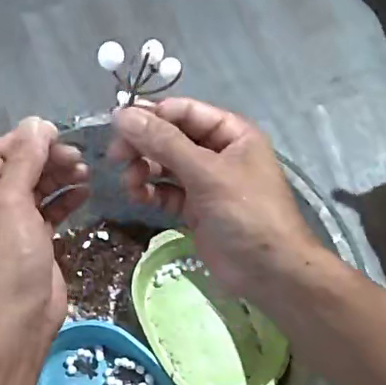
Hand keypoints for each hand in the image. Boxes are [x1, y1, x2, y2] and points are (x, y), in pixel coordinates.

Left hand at [0, 118, 88, 336]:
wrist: (21, 317)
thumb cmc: (10, 258)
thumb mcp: (12, 202)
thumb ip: (25, 160)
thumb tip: (37, 123)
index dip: (25, 140)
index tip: (57, 136)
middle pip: (20, 168)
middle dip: (47, 158)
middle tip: (76, 158)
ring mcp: (14, 226)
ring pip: (38, 189)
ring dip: (60, 177)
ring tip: (84, 173)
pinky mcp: (36, 242)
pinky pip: (50, 211)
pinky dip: (66, 199)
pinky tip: (84, 192)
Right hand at [108, 98, 322, 297]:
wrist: (269, 272)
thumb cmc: (246, 214)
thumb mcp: (206, 173)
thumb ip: (164, 143)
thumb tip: (121, 115)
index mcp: (231, 133)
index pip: (183, 112)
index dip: (151, 116)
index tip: (117, 126)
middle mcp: (218, 153)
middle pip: (171, 138)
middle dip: (143, 145)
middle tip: (116, 157)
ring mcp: (206, 183)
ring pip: (165, 166)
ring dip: (143, 170)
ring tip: (130, 184)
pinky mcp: (195, 210)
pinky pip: (166, 193)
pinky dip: (151, 193)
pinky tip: (139, 198)